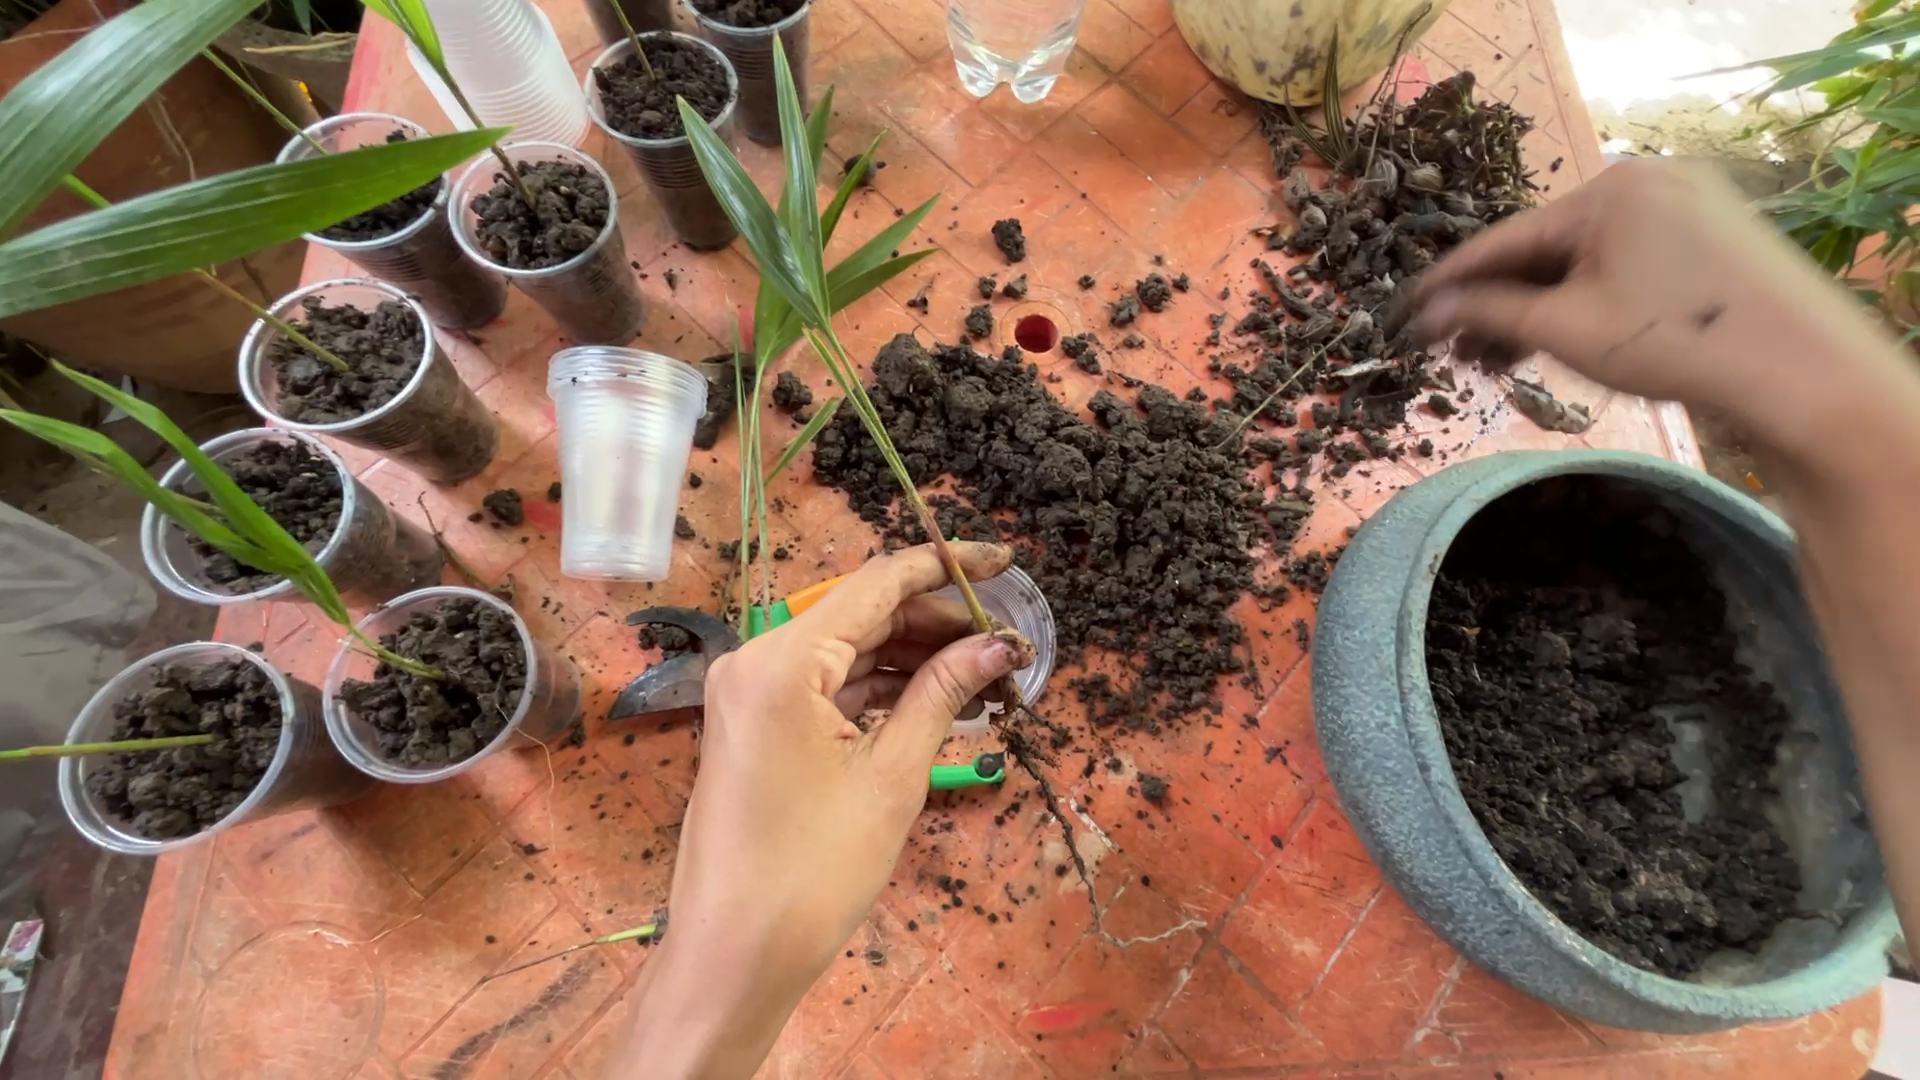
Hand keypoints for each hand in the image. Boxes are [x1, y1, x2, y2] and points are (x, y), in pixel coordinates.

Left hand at [615, 541, 1033, 1078]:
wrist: (734, 960)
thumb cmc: (817, 870)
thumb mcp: (894, 773)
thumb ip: (943, 690)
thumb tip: (998, 643)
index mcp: (783, 659)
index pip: (877, 583)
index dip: (945, 566)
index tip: (1001, 562)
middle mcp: (759, 657)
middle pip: (865, 614)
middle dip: (938, 625)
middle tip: (1005, 645)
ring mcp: (755, 689)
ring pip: (852, 649)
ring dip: (916, 658)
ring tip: (984, 677)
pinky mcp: (761, 719)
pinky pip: (832, 684)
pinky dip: (883, 688)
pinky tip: (938, 699)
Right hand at [1407, 159, 1912, 455]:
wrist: (1800, 369)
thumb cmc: (1668, 340)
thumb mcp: (1559, 327)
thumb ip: (1484, 311)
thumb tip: (1422, 313)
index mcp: (1608, 192)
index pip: (1501, 241)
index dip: (1445, 282)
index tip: (1401, 310)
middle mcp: (1641, 183)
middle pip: (1537, 251)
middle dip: (1489, 304)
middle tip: (1446, 349)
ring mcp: (1674, 205)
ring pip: (1570, 262)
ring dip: (1524, 309)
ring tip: (1485, 359)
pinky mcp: (1695, 233)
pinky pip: (1607, 264)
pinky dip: (1569, 301)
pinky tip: (1536, 340)